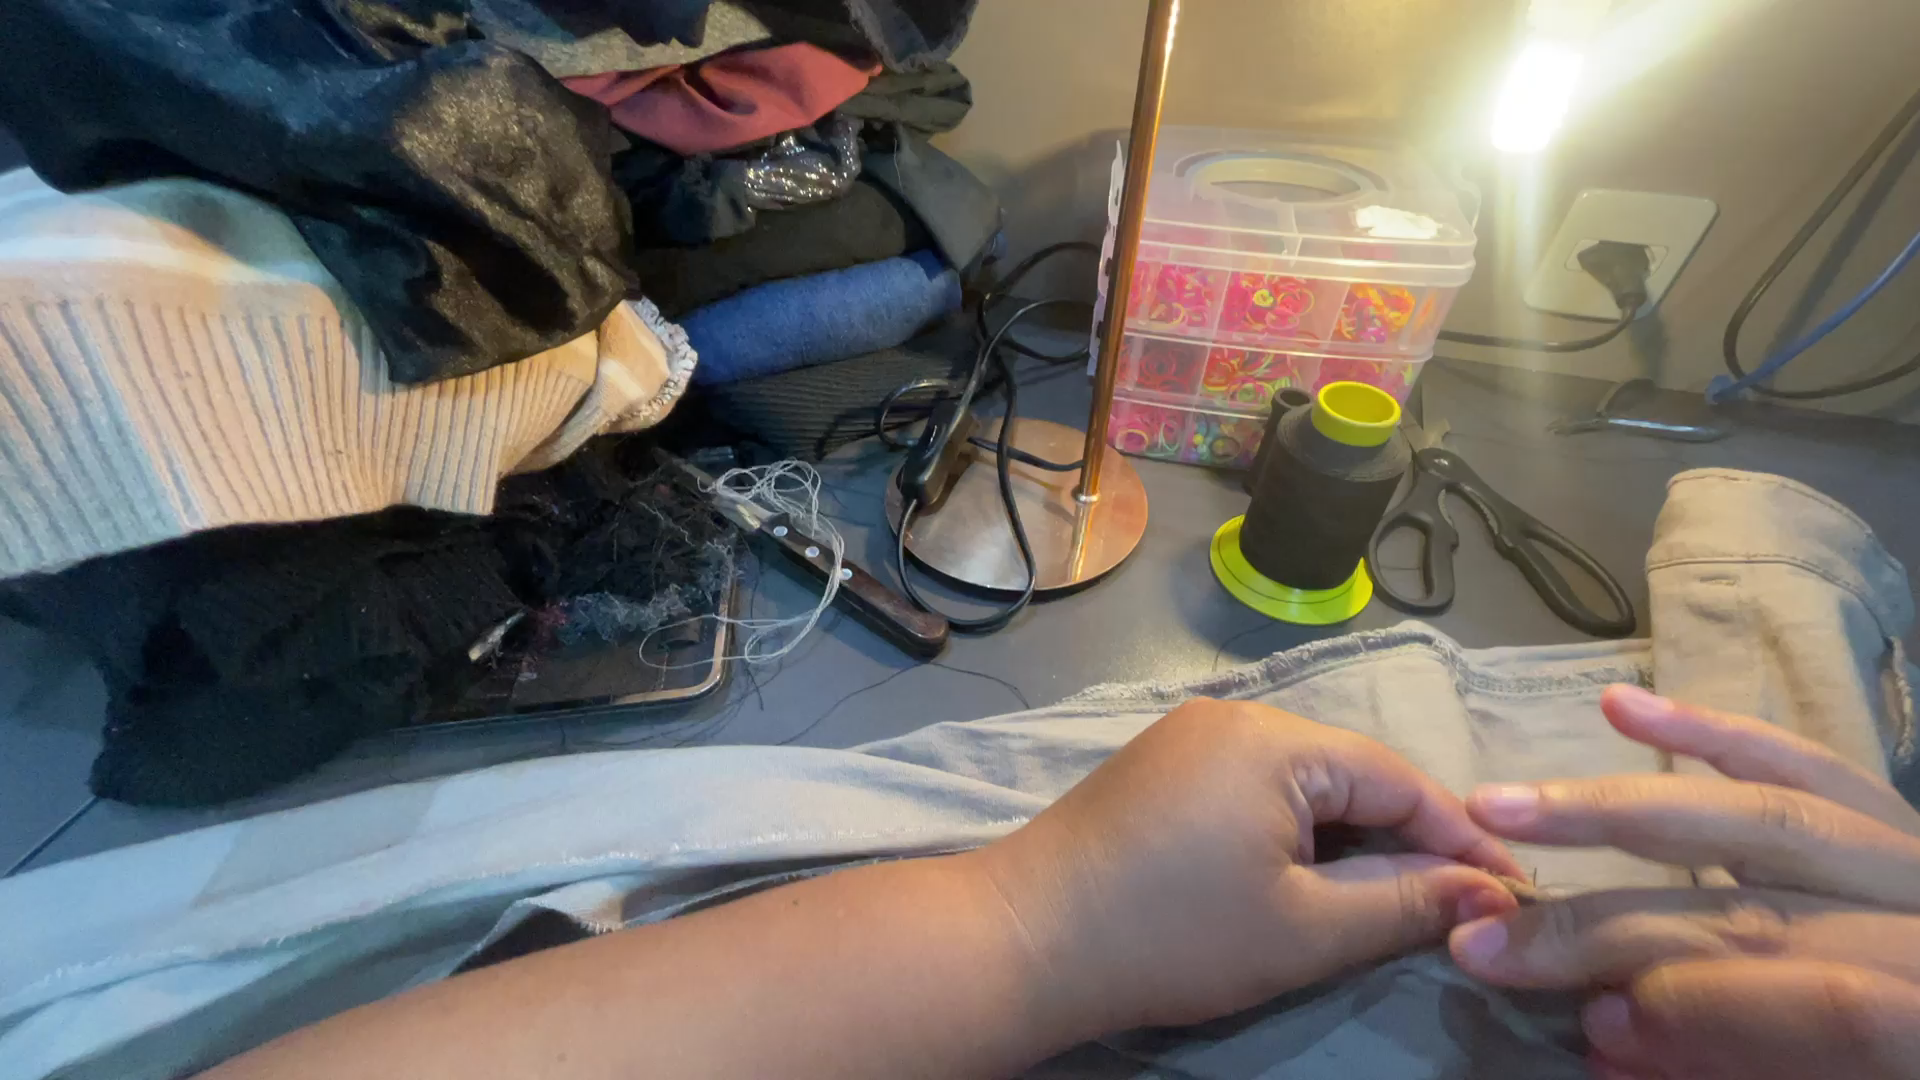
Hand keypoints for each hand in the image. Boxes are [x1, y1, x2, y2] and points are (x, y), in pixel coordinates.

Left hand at [971, 698, 1523, 1032]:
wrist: (1037, 928)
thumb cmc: (1176, 931)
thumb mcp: (1306, 926)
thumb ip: (1404, 899)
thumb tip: (1490, 890)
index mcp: (1270, 738)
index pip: (1394, 774)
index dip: (1457, 836)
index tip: (1512, 894)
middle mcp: (1228, 716)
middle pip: (1344, 768)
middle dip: (1400, 833)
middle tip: (1452, 902)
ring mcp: (1186, 734)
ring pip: (1296, 776)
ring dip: (1343, 830)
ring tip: (1386, 892)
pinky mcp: (1160, 761)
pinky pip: (1248, 780)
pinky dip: (1287, 822)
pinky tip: (1302, 866)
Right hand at [1449, 685, 1919, 1078]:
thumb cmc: (1887, 1061)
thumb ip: (1734, 1066)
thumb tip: (1603, 1027)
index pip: (1833, 1004)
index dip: (1702, 1010)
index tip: (1593, 1023)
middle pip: (1757, 912)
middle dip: (1606, 928)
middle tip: (1489, 942)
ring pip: (1761, 815)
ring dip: (1606, 809)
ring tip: (1497, 806)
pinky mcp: (1898, 822)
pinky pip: (1808, 763)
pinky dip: (1708, 731)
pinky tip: (1616, 705)